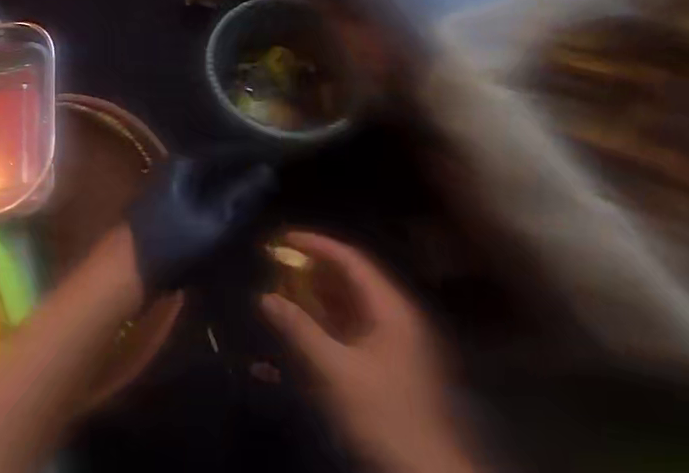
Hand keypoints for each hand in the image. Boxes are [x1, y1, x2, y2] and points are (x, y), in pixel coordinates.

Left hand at [128, 151, 274, 292]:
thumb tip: (268, 173)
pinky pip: (198, 200)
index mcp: (184, 164)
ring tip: (259, 201)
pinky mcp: (162, 211)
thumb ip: (242, 196)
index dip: (254, 158)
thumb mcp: (213, 223)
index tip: (279, 165)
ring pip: (208, 185)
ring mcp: (165, 189)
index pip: (228, 151)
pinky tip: (233, 218)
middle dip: (243, 176)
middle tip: (273, 185)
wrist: (120, 280)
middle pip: (217, 167)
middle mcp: (173, 169)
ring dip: (230, 193)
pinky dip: (216, 205)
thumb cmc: (168, 246)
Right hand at [261, 232, 476, 472]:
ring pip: (348, 307)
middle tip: (276, 266)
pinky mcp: (384, 365)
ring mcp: (391, 341)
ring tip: (280, 294)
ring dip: (314, 301)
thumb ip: (300, 331)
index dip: (315, 244)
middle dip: (311, 272)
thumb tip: (265, 297)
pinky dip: (324, 328)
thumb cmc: (382, 415)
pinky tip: (298, 334)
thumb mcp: (335, 373)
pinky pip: (350, 332)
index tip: (282, 238)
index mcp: (390, 306)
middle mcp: (393, 315)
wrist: (423, 471)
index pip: (350, 259)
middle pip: (349, 280)